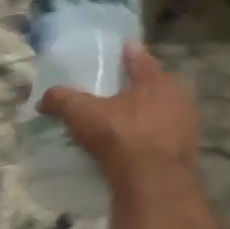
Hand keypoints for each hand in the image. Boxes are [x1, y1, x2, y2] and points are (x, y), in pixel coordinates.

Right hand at [38, 42, 199, 189]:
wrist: (153, 179)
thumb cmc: (120, 134)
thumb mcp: (80, 112)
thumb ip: (60, 99)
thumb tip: (42, 99)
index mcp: (157, 79)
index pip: (140, 58)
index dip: (127, 52)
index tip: (119, 48)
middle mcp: (178, 96)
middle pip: (153, 84)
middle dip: (135, 85)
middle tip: (113, 88)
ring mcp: (186, 123)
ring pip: (159, 109)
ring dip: (142, 112)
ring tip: (119, 118)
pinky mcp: (185, 148)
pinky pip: (160, 133)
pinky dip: (146, 134)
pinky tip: (129, 142)